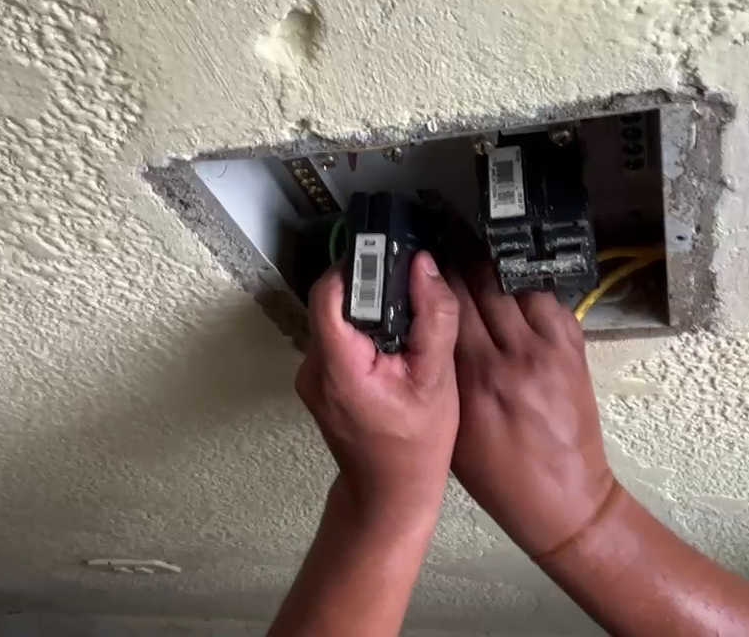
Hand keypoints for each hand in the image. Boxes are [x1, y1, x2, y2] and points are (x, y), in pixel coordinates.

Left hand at [296, 251, 459, 521]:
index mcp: (339, 367)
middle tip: (405, 281)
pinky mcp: (318, 378)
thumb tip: (424, 265)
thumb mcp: (437, 380)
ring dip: (366, 308)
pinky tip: (391, 342)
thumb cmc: (416, 445)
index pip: (328, 294)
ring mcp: (311, 374)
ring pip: (334, 316)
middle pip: (332, 301)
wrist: (389, 493)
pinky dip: (361, 329)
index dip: (354, 266)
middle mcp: (314, 367)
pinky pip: (336, 335)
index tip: (385, 254)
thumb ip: (432, 317)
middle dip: (368, 286)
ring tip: (403, 315)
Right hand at [447, 264, 619, 556]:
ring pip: (515, 283)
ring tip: (478, 258)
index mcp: (476, 376)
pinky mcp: (574, 347)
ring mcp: (549, 348)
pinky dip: (526, 288)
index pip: (450, 303)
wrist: (565, 500)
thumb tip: (427, 321)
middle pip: (482, 283)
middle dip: (462, 261)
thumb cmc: (497, 473)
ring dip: (494, 268)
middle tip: (448, 248)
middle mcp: (514, 355)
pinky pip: (546, 298)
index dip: (435, 277)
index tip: (423, 262)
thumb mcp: (453, 424)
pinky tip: (513, 286)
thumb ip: (440, 371)